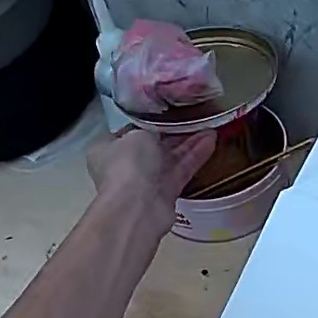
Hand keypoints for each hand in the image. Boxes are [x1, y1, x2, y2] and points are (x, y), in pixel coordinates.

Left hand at [87, 127, 215, 224]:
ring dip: (189, 143)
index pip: (128, 133)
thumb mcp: (137, 134)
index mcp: (107, 151)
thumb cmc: (128, 165)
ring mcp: (146, 182)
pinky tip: (211, 140)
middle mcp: (125, 167)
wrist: (138, 207)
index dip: (146, 122)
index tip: (165, 110)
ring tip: (209, 125)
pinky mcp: (166, 193)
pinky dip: (195, 156)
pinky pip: (181, 170)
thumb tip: (156, 131)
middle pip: (152, 146)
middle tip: (193, 116)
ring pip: (170, 158)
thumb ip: (150, 129)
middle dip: (172, 132)